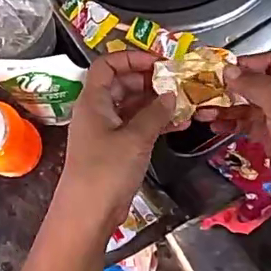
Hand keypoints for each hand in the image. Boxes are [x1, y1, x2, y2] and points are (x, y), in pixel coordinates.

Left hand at [60, 50, 178, 227]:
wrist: (88, 213)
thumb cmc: (106, 170)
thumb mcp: (135, 138)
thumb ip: (155, 113)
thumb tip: (171, 94)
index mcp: (93, 100)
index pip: (106, 64)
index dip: (131, 58)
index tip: (158, 62)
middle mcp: (96, 111)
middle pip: (121, 83)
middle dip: (148, 80)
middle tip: (176, 83)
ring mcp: (104, 130)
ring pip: (130, 105)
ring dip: (154, 102)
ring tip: (182, 102)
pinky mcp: (113, 149)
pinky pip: (134, 126)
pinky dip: (152, 122)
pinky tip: (176, 124)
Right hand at [197, 52, 270, 210]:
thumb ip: (255, 86)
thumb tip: (229, 69)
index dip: (249, 64)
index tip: (222, 68)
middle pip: (260, 85)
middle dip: (233, 87)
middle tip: (207, 89)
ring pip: (251, 108)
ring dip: (228, 108)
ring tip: (204, 110)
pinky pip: (250, 127)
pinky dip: (233, 125)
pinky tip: (215, 125)